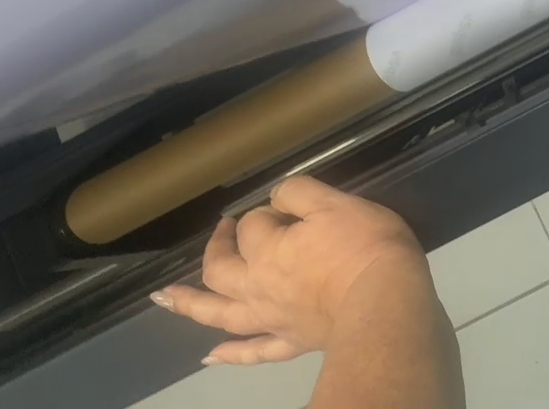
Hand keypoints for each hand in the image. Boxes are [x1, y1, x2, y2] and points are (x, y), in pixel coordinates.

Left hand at [154, 176, 436, 365]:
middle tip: (221, 230)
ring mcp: (269, 319)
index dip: (267, 211)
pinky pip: (251, 351)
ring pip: (218, 313)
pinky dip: (228, 353)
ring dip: (189, 304)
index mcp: (268, 249)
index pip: (253, 224)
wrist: (384, 299)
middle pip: (220, 268)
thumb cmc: (364, 244)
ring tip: (165, 298)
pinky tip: (210, 355)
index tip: (289, 206)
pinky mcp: (289, 342)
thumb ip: (302, 193)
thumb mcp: (338, 202)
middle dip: (216, 247)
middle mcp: (256, 286)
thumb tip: (277, 196)